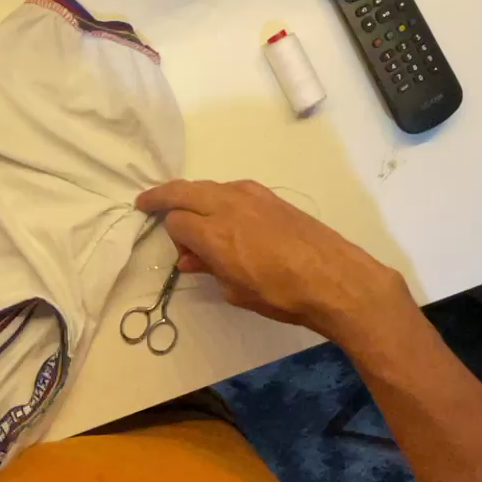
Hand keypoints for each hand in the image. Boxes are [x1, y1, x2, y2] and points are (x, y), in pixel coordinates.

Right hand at [134, 179, 410, 341]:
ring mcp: (251, 195)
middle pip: (183, 190)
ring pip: (208, 187)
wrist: (335, 279)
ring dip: (194, 198)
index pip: (175, 221)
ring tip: (192, 219)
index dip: (170, 236)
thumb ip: (208, 268)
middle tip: (146, 202)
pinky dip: (218, 199)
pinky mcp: (270, 197)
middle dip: (162, 196)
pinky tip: (225, 218)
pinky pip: (232, 190)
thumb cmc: (281, 294)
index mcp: (213, 231)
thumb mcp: (235, 290)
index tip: (176, 250)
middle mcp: (227, 204)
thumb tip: (190, 259)